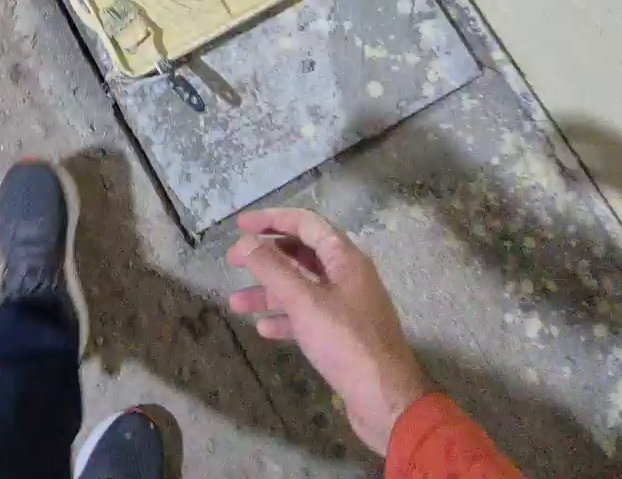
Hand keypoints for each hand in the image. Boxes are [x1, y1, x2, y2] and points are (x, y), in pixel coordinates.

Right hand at [226, 207, 430, 455]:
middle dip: (265, 257)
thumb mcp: (304, 301)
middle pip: (300, 254)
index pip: (305, 223)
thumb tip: (245, 243)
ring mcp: (345, 306)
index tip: (241, 226)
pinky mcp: (342, 335)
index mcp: (344, 259)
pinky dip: (284, 317)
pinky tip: (263, 328)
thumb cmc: (346, 342)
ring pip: (300, 287)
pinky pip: (307, 315)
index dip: (272, 219)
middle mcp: (346, 276)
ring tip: (236, 303)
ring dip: (268, 291)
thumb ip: (272, 268)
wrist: (388, 403)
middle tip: (233, 261)